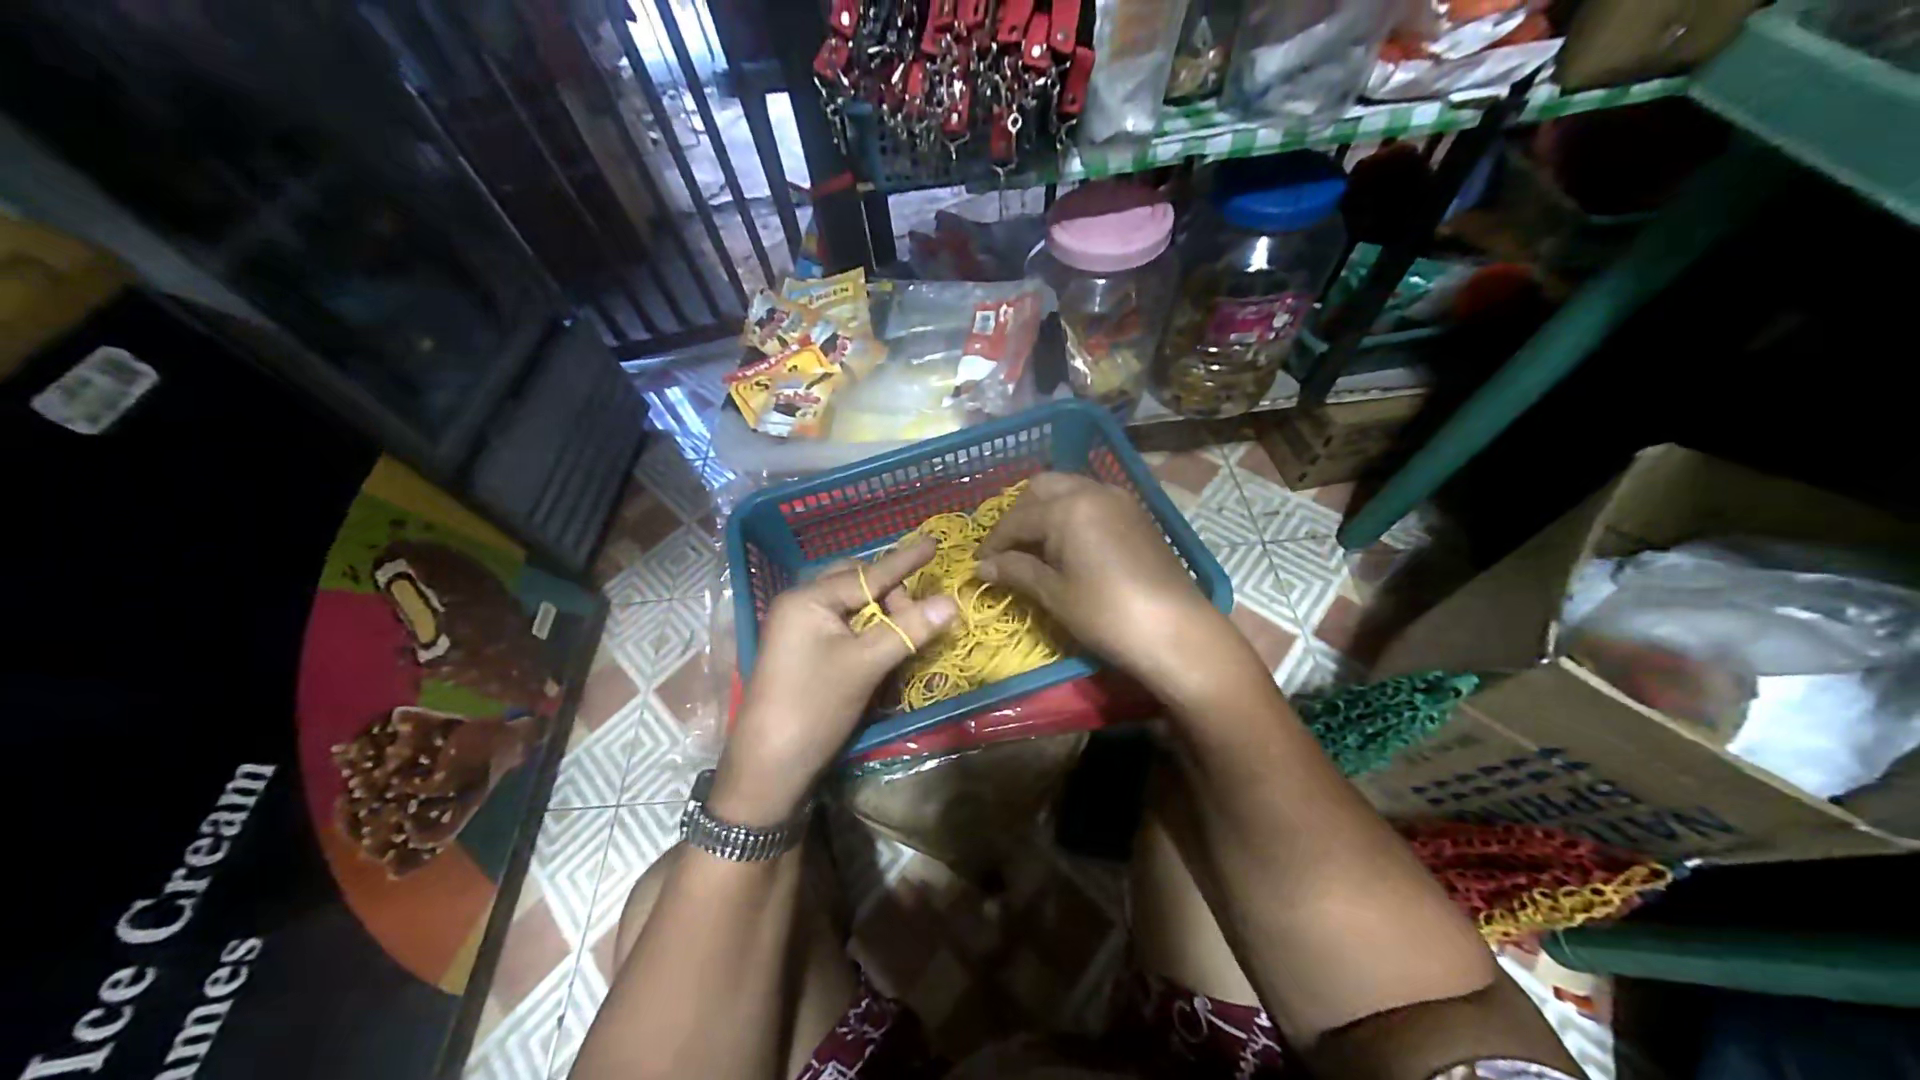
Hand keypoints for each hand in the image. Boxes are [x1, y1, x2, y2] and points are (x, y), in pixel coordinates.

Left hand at [710, 538, 958, 825]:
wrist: (768, 767)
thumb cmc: (814, 707)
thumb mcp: (865, 665)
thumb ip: (908, 629)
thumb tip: (951, 602)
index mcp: (808, 599)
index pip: (868, 574)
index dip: (904, 561)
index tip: (933, 542)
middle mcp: (800, 605)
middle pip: (857, 585)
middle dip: (891, 596)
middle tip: (919, 619)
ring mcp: (798, 630)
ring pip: (850, 607)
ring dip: (881, 616)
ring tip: (903, 636)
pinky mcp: (803, 653)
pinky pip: (842, 628)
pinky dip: (866, 634)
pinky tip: (882, 649)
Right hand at [977, 472, 1238, 697]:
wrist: (1176, 631)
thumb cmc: (1107, 613)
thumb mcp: (1055, 594)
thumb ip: (1017, 571)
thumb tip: (982, 567)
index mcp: (1067, 506)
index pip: (1016, 518)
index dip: (994, 543)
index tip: (978, 565)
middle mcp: (1092, 490)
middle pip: (1041, 488)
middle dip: (1018, 515)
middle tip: (1008, 549)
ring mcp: (1119, 499)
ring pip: (1069, 490)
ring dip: (1045, 511)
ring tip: (1034, 547)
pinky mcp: (1136, 515)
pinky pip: (1092, 502)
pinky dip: (1070, 515)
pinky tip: (1067, 546)